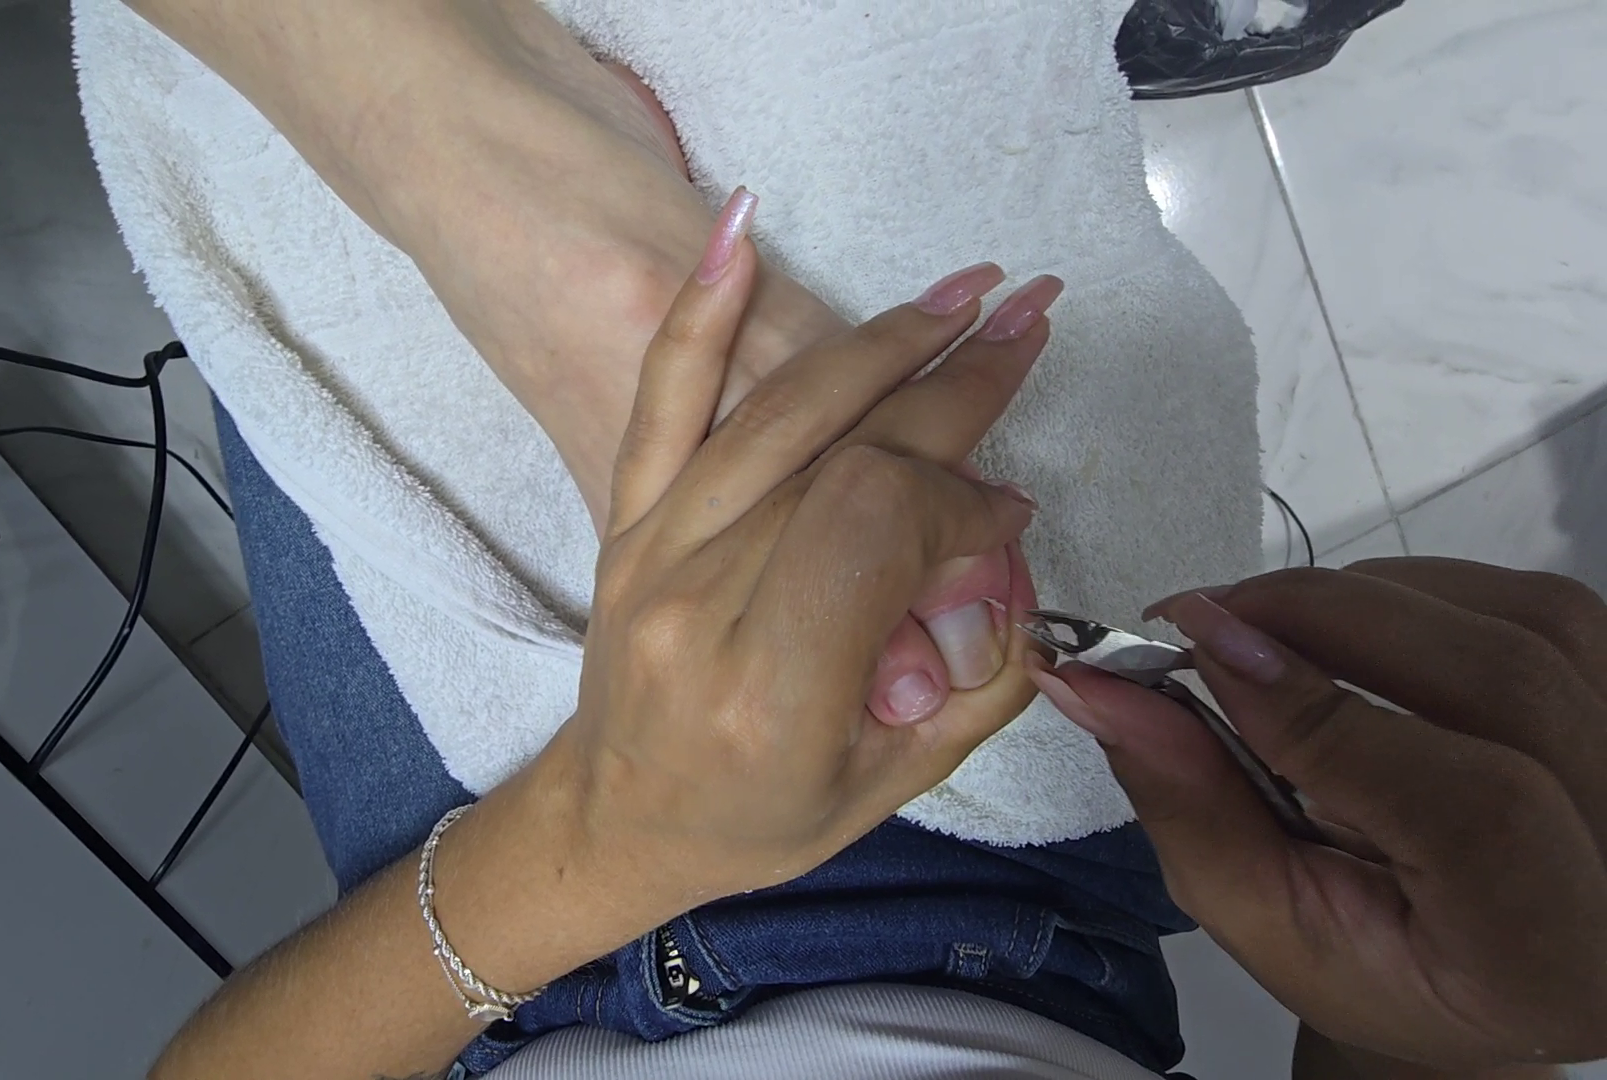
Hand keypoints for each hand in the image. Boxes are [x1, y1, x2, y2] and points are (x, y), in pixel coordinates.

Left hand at [532, 190, 1049, 919]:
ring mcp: (650, 550)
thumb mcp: (891, 783)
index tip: (1001, 514)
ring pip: (776, 413)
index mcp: (768, 685)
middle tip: (1028, 316)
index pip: (883, 521)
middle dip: (949, 385)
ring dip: (877, 340)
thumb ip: (973, 667)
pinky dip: (699, 313)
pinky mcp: (624, 524)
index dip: (962, 500)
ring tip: (959, 291)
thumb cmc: (756, 819)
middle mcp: (699, 602)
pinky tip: (739, 228)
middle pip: (841, 454)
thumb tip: (998, 530)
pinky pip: (660, 404)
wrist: (618, 814)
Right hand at [1031, 560, 1606, 1067]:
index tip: (1191, 640)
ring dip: (1361, 598)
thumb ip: (1174, 793)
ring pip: (1526, 623)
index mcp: (1544, 949)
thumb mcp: (1236, 902)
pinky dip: (1412, 593)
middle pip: (1502, 680)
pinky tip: (1343, 631)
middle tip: (1198, 615)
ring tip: (1261, 627)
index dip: (1318, 709)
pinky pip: (1536, 605)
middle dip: (1319, 617)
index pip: (1467, 806)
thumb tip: (1088, 680)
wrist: (1465, 965)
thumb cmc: (1345, 955)